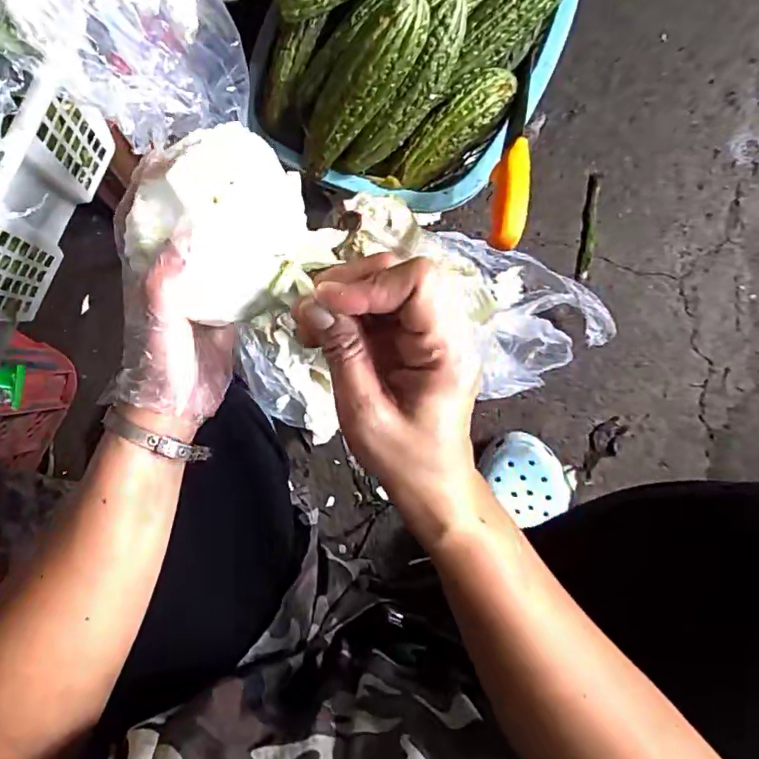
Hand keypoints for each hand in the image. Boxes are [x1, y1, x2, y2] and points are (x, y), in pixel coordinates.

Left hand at [104, 160, 234, 431]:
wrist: (179, 407)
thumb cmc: (158, 366)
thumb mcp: (156, 324)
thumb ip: (163, 283)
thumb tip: (184, 235)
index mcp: (146, 271)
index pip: (138, 217)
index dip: (145, 184)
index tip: (164, 153)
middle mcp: (171, 272)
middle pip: (177, 220)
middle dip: (191, 189)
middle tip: (217, 161)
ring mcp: (199, 287)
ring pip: (209, 243)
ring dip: (224, 216)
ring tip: (248, 187)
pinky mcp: (225, 305)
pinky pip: (239, 272)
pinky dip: (251, 252)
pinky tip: (272, 236)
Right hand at [293, 254, 485, 545]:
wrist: (432, 485)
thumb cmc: (406, 460)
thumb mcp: (365, 412)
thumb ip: (343, 353)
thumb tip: (313, 305)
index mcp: (448, 349)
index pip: (419, 282)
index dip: (369, 284)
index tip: (325, 304)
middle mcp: (445, 329)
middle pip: (402, 273)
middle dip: (351, 282)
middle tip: (311, 308)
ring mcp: (428, 331)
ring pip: (386, 284)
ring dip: (343, 295)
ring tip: (311, 321)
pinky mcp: (410, 338)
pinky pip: (377, 307)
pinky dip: (345, 311)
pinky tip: (322, 331)